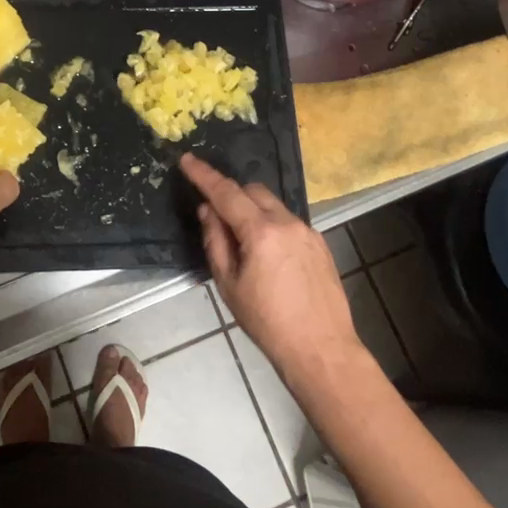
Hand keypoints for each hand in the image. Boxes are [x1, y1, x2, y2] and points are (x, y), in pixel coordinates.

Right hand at [180, 153, 361, 376]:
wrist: (321, 348)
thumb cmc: (267, 321)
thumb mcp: (229, 285)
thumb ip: (216, 241)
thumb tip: (209, 211)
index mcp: (261, 232)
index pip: (226, 193)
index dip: (204, 175)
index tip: (187, 160)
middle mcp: (287, 222)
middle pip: (253, 191)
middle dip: (232, 194)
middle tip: (217, 218)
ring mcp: (308, 231)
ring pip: (273, 205)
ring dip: (253, 211)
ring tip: (244, 244)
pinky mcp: (320, 243)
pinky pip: (289, 222)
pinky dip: (272, 226)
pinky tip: (270, 257)